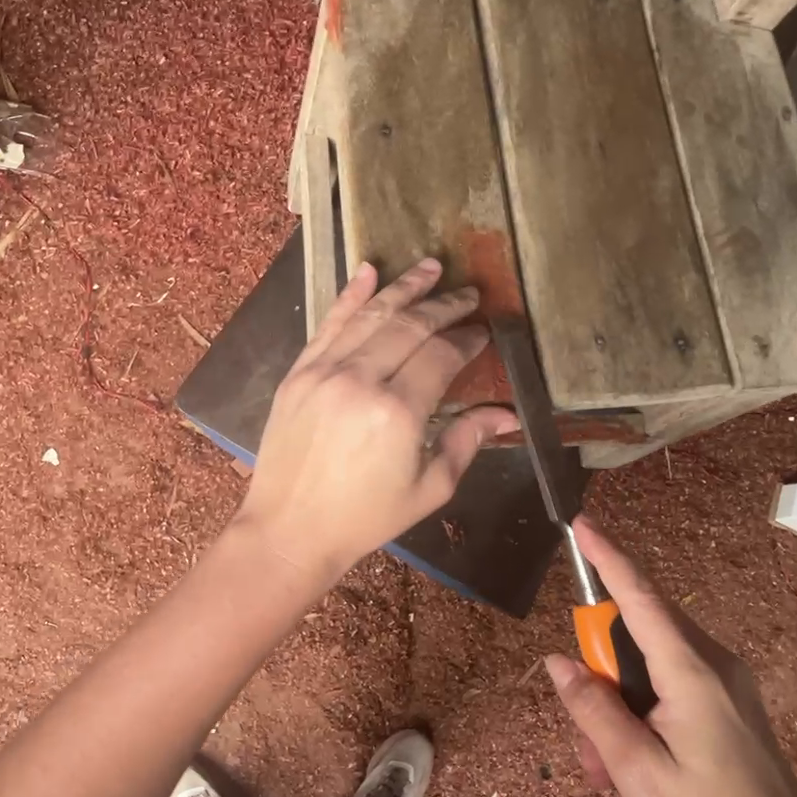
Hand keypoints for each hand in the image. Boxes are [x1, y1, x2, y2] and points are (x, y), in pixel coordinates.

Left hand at [232, 259, 516, 580]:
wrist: (289, 529)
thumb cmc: (364, 518)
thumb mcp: (428, 489)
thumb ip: (466, 442)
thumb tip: (507, 414)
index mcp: (397, 412)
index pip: (441, 355)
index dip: (466, 338)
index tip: (484, 330)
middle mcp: (359, 380)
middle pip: (409, 325)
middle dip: (444, 305)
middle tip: (469, 292)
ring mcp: (323, 372)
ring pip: (370, 315)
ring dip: (403, 288)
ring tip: (431, 266)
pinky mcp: (298, 374)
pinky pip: (328, 324)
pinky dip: (349, 296)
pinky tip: (368, 271)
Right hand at [545, 519, 796, 796]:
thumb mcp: (635, 772)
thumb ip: (594, 709)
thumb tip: (559, 660)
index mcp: (693, 674)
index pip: (641, 598)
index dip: (609, 558)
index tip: (582, 523)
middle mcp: (717, 666)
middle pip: (640, 636)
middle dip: (601, 675)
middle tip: (586, 745)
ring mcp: (731, 687)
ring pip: (654, 667)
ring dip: (620, 705)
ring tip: (609, 772)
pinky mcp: (735, 708)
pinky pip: (676, 688)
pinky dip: (644, 714)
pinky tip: (637, 766)